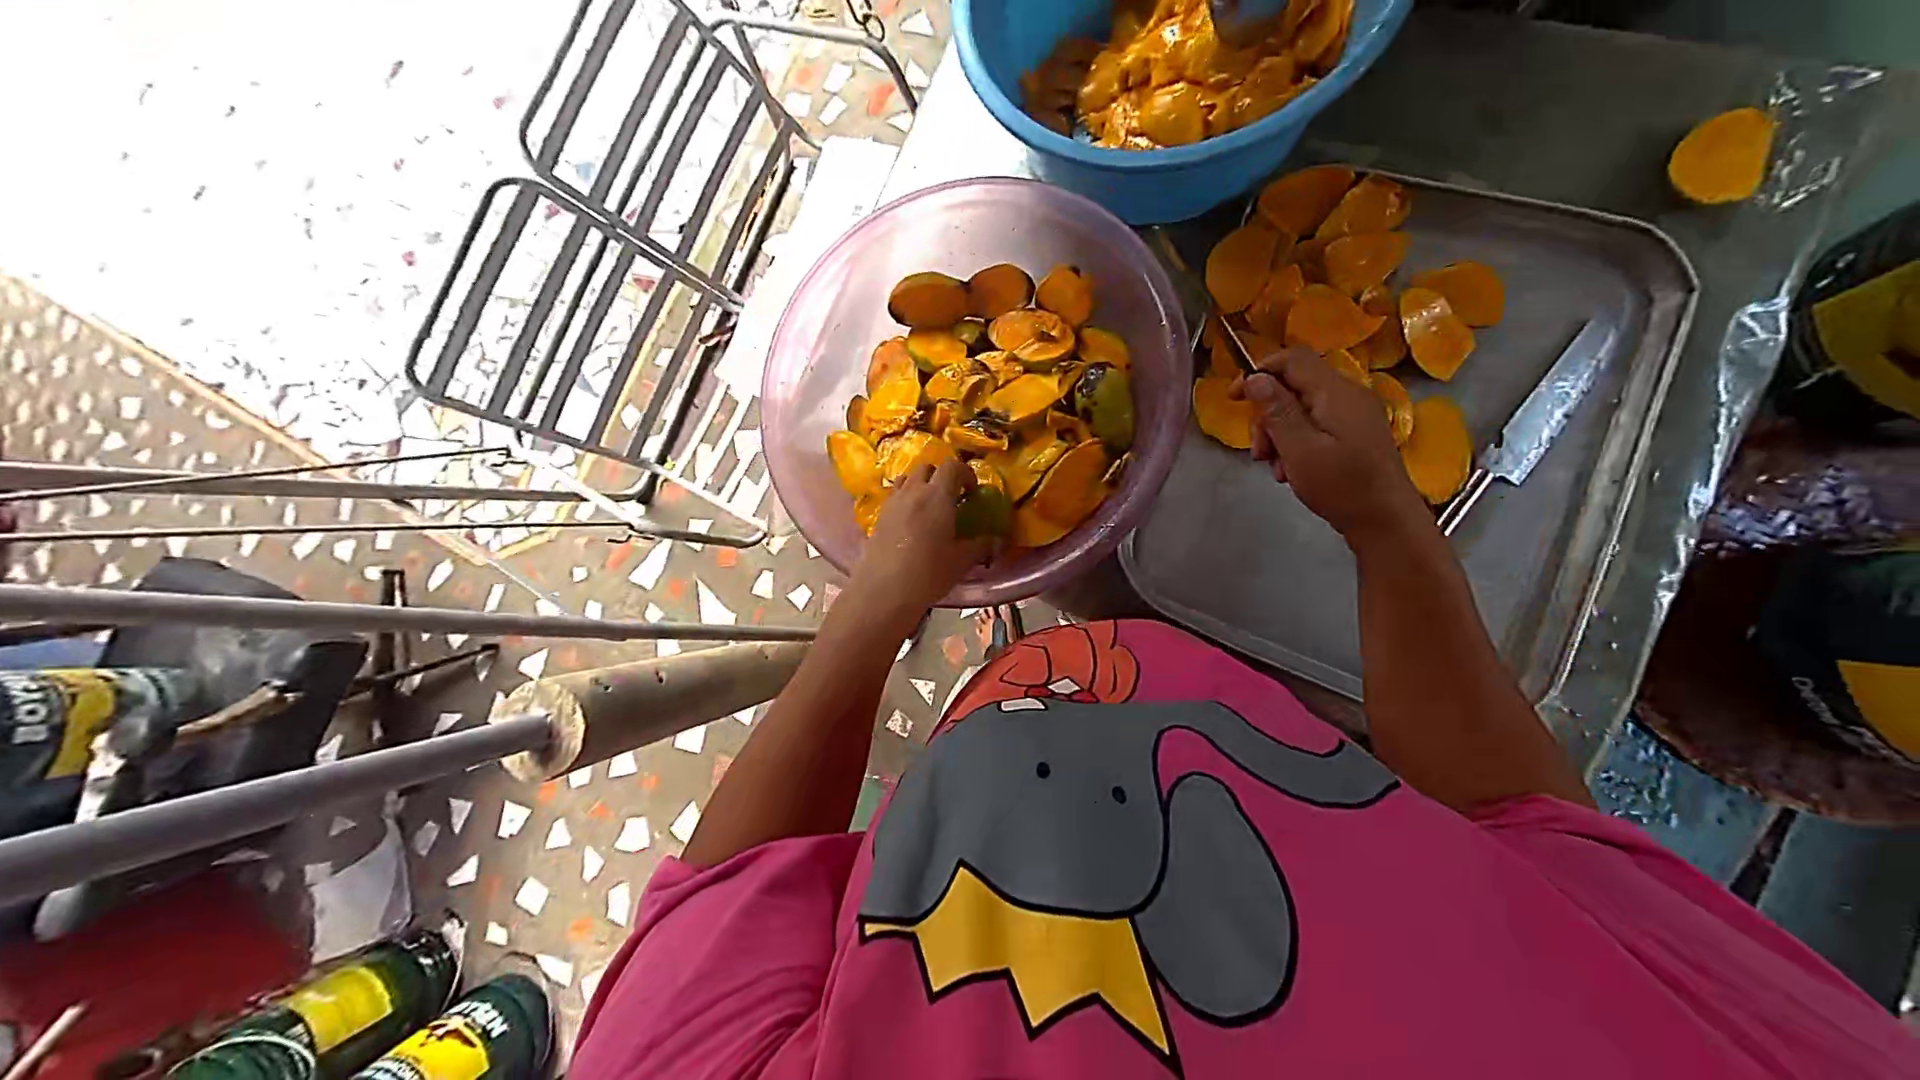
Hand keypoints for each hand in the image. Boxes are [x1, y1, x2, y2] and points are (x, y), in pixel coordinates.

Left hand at [847, 459, 990, 626]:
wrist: (884, 591)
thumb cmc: (929, 573)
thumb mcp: (961, 561)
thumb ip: (981, 546)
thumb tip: (998, 541)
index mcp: (937, 496)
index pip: (953, 466)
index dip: (966, 473)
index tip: (972, 492)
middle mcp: (913, 492)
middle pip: (927, 467)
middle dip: (941, 476)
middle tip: (951, 498)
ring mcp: (892, 503)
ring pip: (907, 479)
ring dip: (920, 485)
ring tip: (929, 507)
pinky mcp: (878, 517)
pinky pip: (894, 497)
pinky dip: (905, 501)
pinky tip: (911, 524)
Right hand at [1238, 347, 1430, 549]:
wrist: (1385, 521)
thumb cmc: (1341, 485)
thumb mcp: (1300, 449)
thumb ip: (1277, 411)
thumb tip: (1256, 378)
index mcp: (1336, 393)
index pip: (1292, 359)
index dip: (1259, 371)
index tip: (1235, 398)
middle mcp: (1348, 395)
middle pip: (1294, 386)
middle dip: (1267, 415)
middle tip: (1259, 451)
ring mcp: (1354, 414)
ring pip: (1301, 409)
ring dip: (1279, 434)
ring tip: (1276, 467)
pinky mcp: (1355, 433)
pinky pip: (1316, 425)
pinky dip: (1296, 443)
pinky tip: (1293, 470)